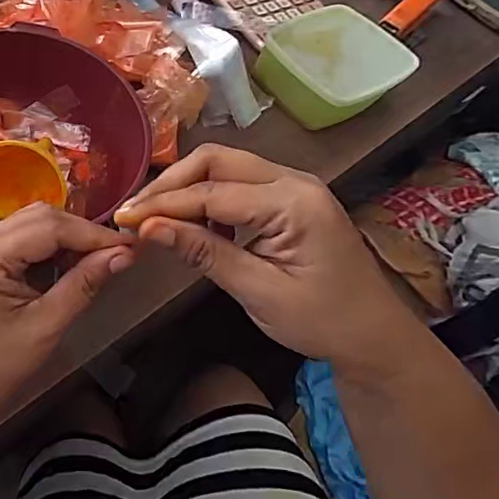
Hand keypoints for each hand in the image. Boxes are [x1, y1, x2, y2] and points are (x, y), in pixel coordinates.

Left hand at [0, 204, 134, 433]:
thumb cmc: (0, 363)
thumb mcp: (48, 324)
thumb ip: (84, 284)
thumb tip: (124, 254)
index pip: (49, 227)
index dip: (93, 234)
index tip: (130, 245)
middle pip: (42, 217)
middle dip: (83, 233)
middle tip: (120, 253)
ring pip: (35, 221)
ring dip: (70, 236)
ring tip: (99, 259)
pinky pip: (25, 234)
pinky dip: (53, 244)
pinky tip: (72, 262)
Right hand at [113, 144, 421, 363]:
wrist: (375, 337)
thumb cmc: (322, 321)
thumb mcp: (258, 291)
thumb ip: (203, 252)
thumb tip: (149, 228)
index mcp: (293, 203)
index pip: (211, 191)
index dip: (162, 204)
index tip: (123, 219)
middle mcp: (294, 181)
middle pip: (216, 160)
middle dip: (170, 184)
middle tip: (135, 213)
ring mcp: (293, 186)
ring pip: (224, 166)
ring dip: (186, 187)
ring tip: (154, 216)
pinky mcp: (289, 198)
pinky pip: (237, 183)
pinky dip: (206, 196)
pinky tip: (191, 223)